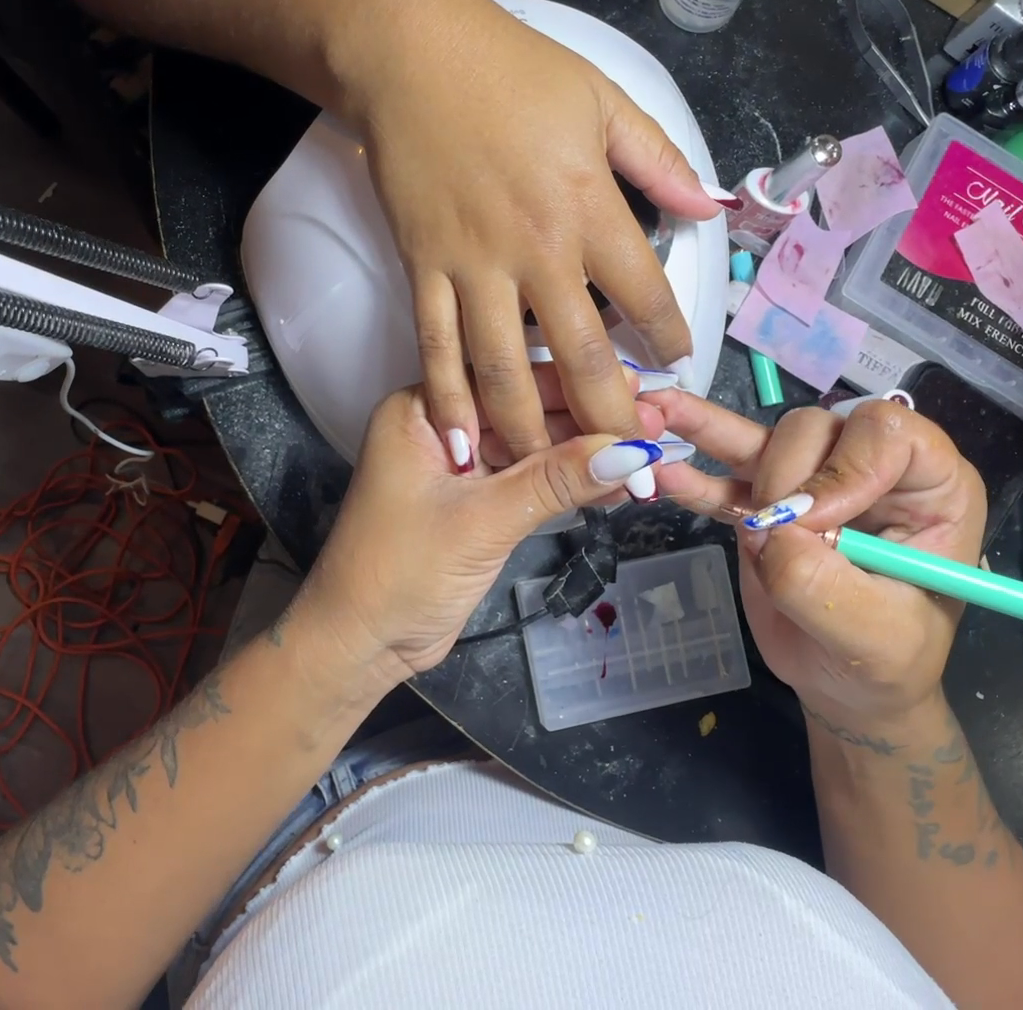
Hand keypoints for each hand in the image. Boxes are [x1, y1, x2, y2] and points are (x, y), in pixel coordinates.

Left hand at [296, 375, 680, 683]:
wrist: (363, 644)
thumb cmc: (401, 572)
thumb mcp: (481, 521)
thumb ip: (555, 482)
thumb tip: (633, 450)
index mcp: (422, 408)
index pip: (507, 379)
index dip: (575, 384)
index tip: (637, 387)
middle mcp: (441, 426)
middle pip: (526, 410)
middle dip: (589, 420)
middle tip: (659, 419)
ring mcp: (460, 466)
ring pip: (533, 446)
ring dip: (587, 454)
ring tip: (653, 448)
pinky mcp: (476, 502)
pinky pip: (530, 481)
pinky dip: (570, 484)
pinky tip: (619, 480)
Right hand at [335, 0, 729, 474]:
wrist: (411, 56)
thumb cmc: (510, 72)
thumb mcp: (602, 99)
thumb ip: (659, 160)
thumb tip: (708, 209)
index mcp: (587, 207)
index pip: (643, 293)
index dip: (667, 339)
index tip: (676, 370)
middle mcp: (534, 250)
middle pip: (580, 354)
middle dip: (608, 417)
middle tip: (626, 465)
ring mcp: (472, 267)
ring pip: (504, 367)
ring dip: (528, 428)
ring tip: (547, 472)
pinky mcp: (423, 272)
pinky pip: (436, 347)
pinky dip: (448, 399)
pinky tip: (463, 443)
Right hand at [644, 391, 986, 725]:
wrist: (847, 684)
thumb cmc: (883, 660)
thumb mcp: (871, 635)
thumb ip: (820, 584)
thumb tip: (764, 533)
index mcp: (927, 489)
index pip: (887, 435)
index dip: (844, 467)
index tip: (816, 523)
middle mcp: (870, 472)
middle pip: (816, 430)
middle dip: (783, 474)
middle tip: (767, 534)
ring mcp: (812, 483)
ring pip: (766, 438)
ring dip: (711, 429)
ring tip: (657, 415)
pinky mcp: (765, 504)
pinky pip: (727, 478)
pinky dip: (695, 477)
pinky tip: (661, 473)